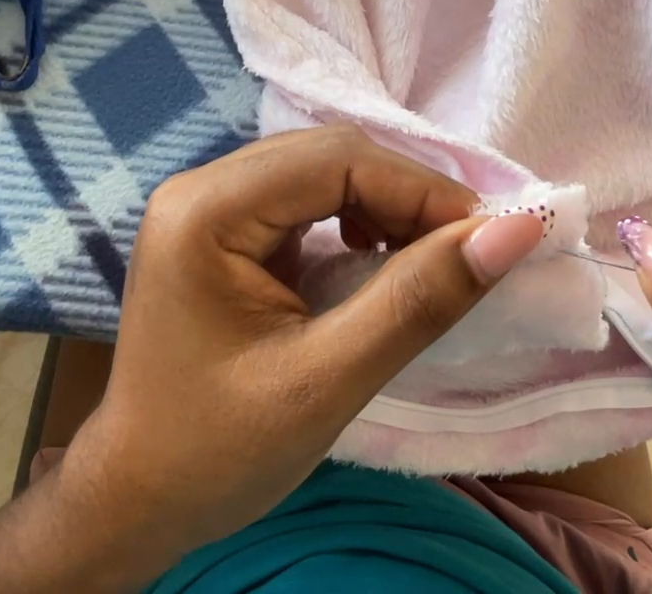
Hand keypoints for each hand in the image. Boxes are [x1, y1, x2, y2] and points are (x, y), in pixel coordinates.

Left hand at [44, 127, 545, 584]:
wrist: (138, 497)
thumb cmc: (220, 451)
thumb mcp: (327, 381)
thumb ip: (417, 300)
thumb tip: (513, 231)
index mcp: (206, 212)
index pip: (335, 160)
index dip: (419, 189)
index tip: (487, 235)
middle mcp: (199, 188)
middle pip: (327, 154)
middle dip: (403, 194)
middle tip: (461, 249)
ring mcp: (206, 205)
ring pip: (319, 169)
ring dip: (383, 203)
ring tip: (422, 255)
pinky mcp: (220, 228)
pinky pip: (302, 197)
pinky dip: (353, 217)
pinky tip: (371, 255)